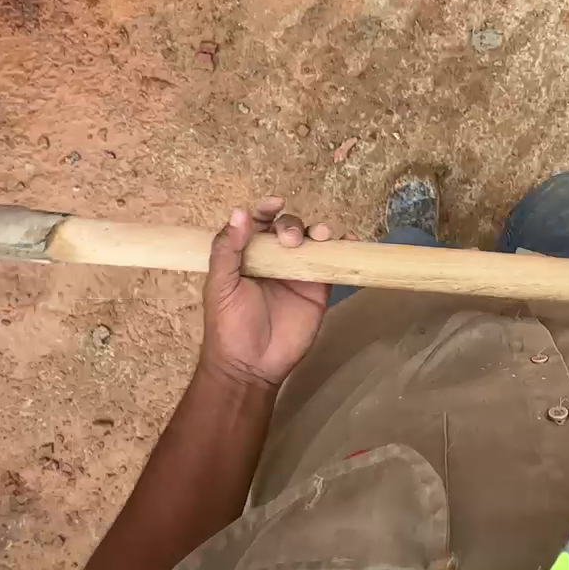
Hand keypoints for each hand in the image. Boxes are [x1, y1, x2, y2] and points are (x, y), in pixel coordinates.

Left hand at [198, 197, 338, 388]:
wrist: (251, 366)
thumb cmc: (229, 326)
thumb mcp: (221, 286)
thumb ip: (227, 250)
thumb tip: (239, 212)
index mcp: (248, 255)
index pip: (259, 223)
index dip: (266, 209)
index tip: (275, 204)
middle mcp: (275, 258)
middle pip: (289, 227)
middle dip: (292, 225)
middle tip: (290, 241)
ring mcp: (299, 271)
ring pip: (313, 239)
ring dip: (320, 230)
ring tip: (321, 236)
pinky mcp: (319, 286)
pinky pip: (333, 261)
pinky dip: (343, 248)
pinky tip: (348, 242)